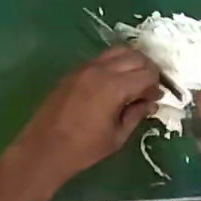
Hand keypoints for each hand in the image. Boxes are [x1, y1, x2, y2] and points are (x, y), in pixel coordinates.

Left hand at [0, 46, 162, 197]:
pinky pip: (102, 58)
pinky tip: (114, 83)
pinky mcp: (74, 71)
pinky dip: (114, 64)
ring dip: (131, 63)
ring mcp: (85, 67)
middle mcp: (101, 70)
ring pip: (118, 51)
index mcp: (115, 87)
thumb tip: (151, 102)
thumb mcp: (117, 136)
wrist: (44, 148)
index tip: (155, 99)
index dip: (157, 85)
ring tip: (133, 83)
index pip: (148, 72)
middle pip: (135, 56)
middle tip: (148, 89)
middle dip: (147, 70)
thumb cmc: (83, 149)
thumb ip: (137, 114)